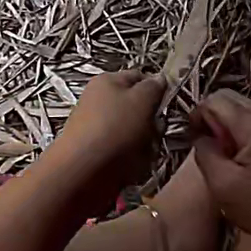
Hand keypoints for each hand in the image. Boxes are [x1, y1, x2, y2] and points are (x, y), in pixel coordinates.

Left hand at [44, 71, 165, 189]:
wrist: (83, 172)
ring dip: (145, 143)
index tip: (167, 105)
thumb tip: (160, 79)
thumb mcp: (142, 99)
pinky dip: (133, 158)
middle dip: (152, 121)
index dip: (157, 89)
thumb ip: (155, 87)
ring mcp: (97, 127)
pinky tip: (133, 166)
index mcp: (107, 81)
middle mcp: (99, 101)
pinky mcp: (97, 152)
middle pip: (138, 107)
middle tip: (154, 131)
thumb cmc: (116, 128)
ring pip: (135, 132)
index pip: (140, 77)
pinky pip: (125, 151)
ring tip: (143, 152)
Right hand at [189, 91, 250, 247]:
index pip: (216, 100)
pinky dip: (238, 131)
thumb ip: (205, 153)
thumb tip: (199, 136)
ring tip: (223, 155)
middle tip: (208, 148)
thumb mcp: (222, 185)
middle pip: (229, 98)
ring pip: (239, 107)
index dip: (198, 116)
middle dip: (211, 118)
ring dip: (224, 125)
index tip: (194, 139)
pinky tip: (237, 157)